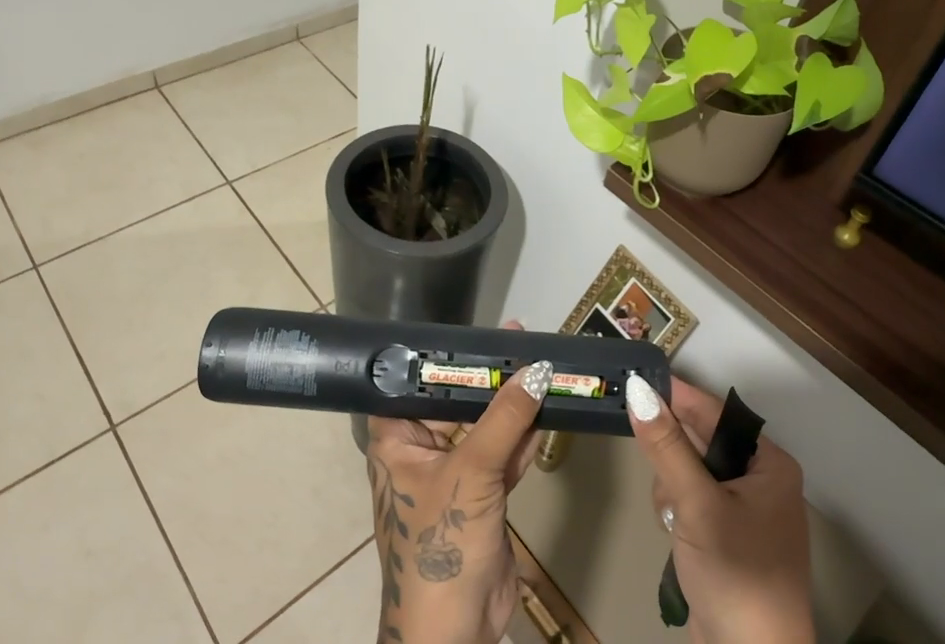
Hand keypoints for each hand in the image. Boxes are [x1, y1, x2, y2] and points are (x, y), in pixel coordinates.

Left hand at [367, 322, 548, 643]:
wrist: (456, 628)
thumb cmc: (442, 543)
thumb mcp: (472, 472)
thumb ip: (505, 418)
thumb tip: (538, 369)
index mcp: (396, 440)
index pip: (415, 383)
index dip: (446, 356)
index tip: (480, 331)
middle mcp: (420, 451)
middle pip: (456, 402)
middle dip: (490, 379)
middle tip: (523, 341)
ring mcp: (453, 475)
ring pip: (484, 428)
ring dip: (513, 406)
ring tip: (544, 368)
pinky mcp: (482, 497)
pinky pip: (503, 456)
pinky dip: (524, 439)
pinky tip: (548, 412)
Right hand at [626, 374, 814, 643]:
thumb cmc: (736, 573)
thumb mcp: (697, 504)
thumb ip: (666, 446)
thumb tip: (638, 391)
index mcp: (769, 464)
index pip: (715, 413)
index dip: (676, 395)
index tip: (636, 377)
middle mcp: (762, 480)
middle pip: (701, 443)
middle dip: (673, 461)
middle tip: (655, 468)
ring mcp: (746, 512)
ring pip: (689, 474)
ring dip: (672, 491)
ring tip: (674, 521)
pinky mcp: (728, 537)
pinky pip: (692, 502)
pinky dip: (677, 512)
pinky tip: (676, 534)